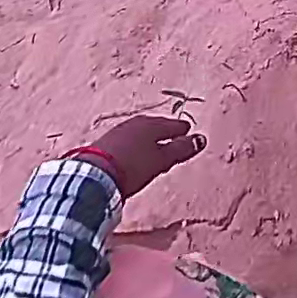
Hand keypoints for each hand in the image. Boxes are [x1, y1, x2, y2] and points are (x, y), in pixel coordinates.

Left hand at [89, 115, 206, 197]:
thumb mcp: (161, 160)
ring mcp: (120, 131)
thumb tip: (201, 139)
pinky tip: (135, 149)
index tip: (189, 130)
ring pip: (141, 130)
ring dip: (150, 135)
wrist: (94, 174)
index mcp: (151, 125)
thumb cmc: (133, 167)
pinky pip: (129, 137)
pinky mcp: (108, 142)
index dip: (181, 130)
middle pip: (156, 125)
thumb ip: (181, 149)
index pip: (172, 125)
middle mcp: (136, 124)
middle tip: (175, 133)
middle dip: (166, 129)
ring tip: (156, 141)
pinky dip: (137, 141)